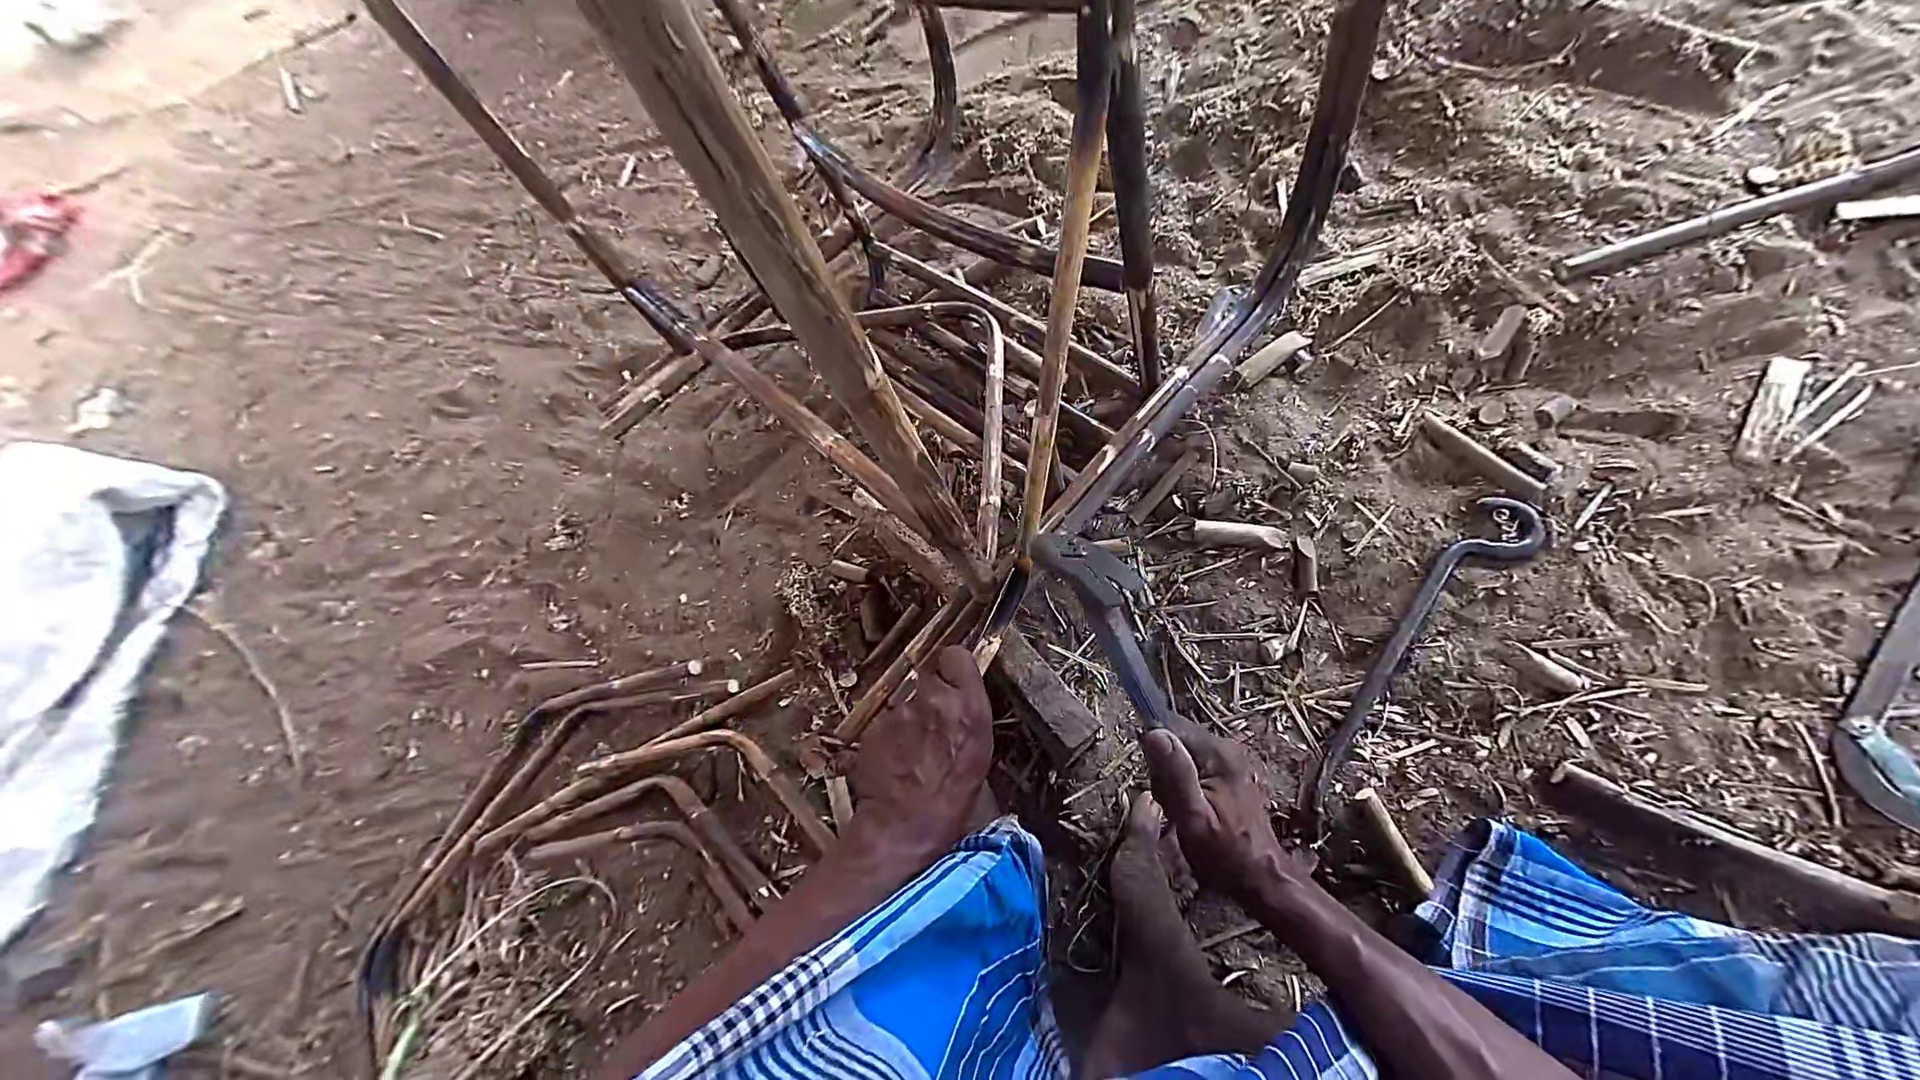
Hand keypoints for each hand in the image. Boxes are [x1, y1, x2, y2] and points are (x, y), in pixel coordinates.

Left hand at [850, 646, 993, 857]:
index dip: (950, 666)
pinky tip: (893, 755)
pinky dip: (887, 732)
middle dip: (927, 692)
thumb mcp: (978, 753)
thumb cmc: (951, 798)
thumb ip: (967, 714)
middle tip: (929, 720)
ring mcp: (903, 710)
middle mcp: (937, 701)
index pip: (957, 656)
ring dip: (906, 714)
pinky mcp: (876, 722)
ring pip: (904, 698)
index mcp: (970, 708)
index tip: (949, 678)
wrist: (905, 826)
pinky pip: (885, 718)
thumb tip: (960, 700)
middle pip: (927, 674)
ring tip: (910, 747)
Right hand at [1140, 722, 1304, 902]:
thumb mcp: (1193, 816)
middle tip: (1173, 806)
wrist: (1262, 880)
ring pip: (1180, 758)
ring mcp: (1228, 762)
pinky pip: (1191, 770)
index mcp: (1219, 753)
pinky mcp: (1227, 775)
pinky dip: (1184, 789)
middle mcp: (1226, 749)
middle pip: (1175, 743)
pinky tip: (1190, 812)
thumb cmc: (1227, 854)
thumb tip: (1153, 733)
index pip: (1169, 729)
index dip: (1156, 756)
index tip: (1161, 787)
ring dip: (1172, 783)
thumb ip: (1175, 772)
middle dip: (1164, 772)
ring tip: (1182, 812)